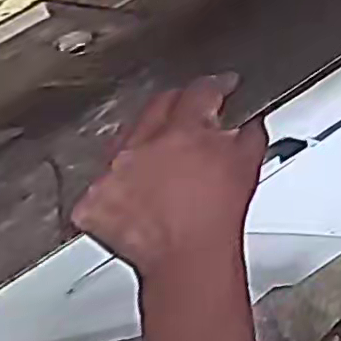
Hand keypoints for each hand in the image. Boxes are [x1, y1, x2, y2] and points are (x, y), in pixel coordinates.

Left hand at [71, 73, 267, 278]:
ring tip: (167, 152)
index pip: (199, 90)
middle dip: (182, 103)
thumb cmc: (219, 212)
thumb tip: (246, 119)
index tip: (222, 86)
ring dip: (149, 137)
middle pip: (159, 104)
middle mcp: (142, 147)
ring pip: (128, 136)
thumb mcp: (250, 157)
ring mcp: (111, 174)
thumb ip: (248, 127)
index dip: (216, 84)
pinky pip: (106, 174)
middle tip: (197, 110)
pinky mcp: (91, 201)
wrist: (189, 256)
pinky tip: (143, 181)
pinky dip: (124, 174)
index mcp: (183, 131)